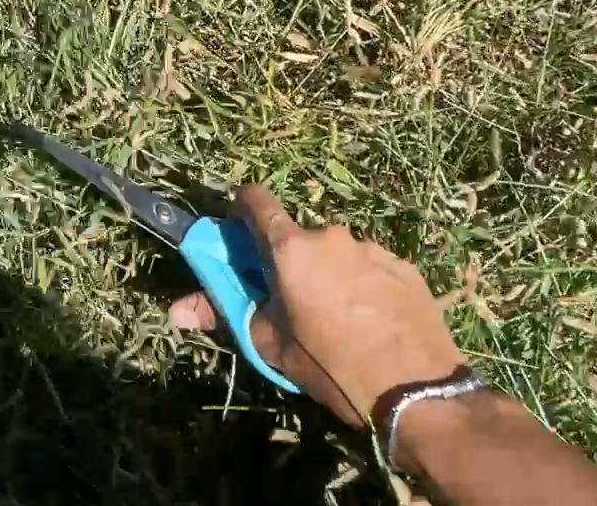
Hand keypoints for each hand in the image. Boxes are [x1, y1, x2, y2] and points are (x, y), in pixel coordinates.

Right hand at [169, 187, 464, 429]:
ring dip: (330, 272)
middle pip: (297, 235)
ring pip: (337, 252)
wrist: (421, 396)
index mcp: (290, 248)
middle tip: (294, 299)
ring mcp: (372, 248)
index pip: (255, 200)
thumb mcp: (271, 345)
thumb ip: (223, 317)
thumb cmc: (333, 366)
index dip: (242, 209)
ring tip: (340, 317)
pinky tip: (373, 321)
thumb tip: (175, 313)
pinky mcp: (406, 267)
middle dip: (291, 259)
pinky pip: (372, 266)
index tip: (240, 231)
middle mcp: (329, 235)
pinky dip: (364, 284)